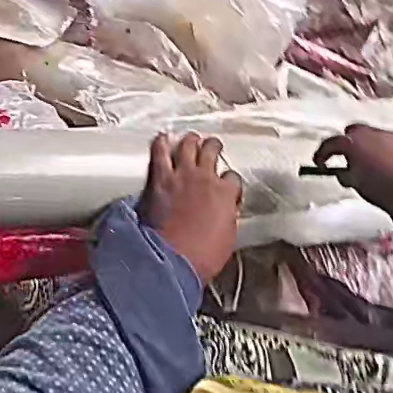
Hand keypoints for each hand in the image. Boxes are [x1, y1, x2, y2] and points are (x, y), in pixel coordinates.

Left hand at [142, 133, 242, 281]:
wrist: (173, 255)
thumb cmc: (202, 255)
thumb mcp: (227, 237)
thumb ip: (226, 216)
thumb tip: (224, 212)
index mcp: (226, 195)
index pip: (232, 178)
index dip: (229, 179)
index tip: (226, 182)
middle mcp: (205, 178)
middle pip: (211, 152)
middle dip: (213, 146)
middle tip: (212, 144)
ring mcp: (182, 174)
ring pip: (188, 146)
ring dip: (190, 140)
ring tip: (192, 137)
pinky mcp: (161, 176)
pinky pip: (160, 152)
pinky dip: (161, 142)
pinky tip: (162, 137)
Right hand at [312, 124, 392, 223]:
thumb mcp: (364, 188)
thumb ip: (350, 177)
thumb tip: (344, 173)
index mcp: (354, 143)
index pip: (330, 144)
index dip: (323, 154)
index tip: (320, 163)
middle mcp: (373, 133)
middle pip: (355, 133)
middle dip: (351, 145)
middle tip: (352, 161)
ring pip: (379, 138)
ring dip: (375, 150)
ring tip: (380, 169)